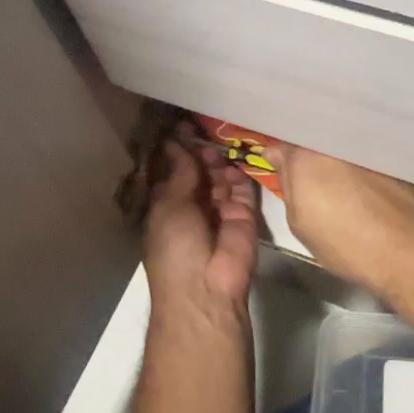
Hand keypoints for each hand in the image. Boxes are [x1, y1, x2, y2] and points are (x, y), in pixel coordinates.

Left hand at [144, 125, 258, 315]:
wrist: (205, 288)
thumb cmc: (175, 246)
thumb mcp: (169, 205)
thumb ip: (180, 172)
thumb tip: (176, 142)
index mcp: (169, 207)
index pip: (175, 172)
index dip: (178, 150)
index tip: (183, 124)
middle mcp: (195, 207)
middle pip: (199, 172)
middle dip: (200, 151)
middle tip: (204, 126)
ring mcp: (220, 211)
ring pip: (221, 177)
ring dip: (218, 160)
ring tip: (218, 141)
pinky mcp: (244, 216)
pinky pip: (243, 188)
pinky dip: (239, 173)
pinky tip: (236, 155)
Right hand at [273, 145, 413, 290]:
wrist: (409, 250)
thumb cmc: (346, 243)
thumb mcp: (300, 223)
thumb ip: (287, 185)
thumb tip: (278, 157)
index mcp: (306, 154)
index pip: (284, 141)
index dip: (280, 153)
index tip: (280, 164)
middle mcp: (336, 138)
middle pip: (315, 132)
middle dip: (309, 144)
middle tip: (310, 167)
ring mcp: (367, 140)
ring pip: (343, 135)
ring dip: (336, 147)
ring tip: (340, 171)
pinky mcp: (394, 149)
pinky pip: (369, 144)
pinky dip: (363, 153)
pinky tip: (367, 175)